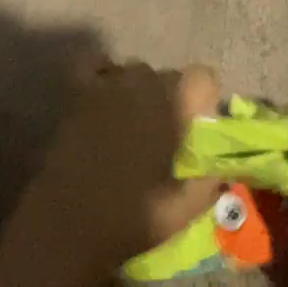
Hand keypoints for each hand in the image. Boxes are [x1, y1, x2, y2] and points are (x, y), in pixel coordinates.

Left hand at [0, 60, 223, 285]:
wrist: (69, 221)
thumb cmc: (131, 217)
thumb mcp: (184, 209)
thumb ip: (208, 181)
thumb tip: (219, 166)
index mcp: (173, 108)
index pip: (203, 76)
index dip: (204, 99)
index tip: (197, 126)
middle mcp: (141, 85)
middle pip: (168, 75)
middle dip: (172, 98)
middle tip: (165, 135)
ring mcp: (107, 84)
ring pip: (135, 70)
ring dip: (140, 90)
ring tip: (133, 124)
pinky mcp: (78, 90)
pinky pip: (97, 66)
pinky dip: (105, 76)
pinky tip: (105, 102)